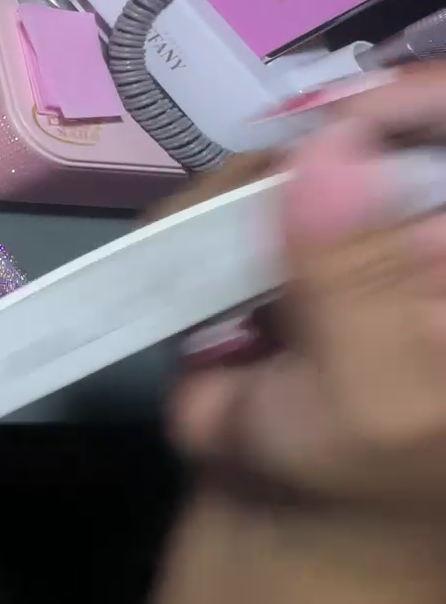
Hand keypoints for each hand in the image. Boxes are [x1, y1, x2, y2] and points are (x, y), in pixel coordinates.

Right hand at [168, 64, 445, 523]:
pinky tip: (182, 259)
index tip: (348, 114)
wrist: (279, 499)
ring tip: (202, 264)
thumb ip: (354, 284)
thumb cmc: (360, 468)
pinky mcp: (275, 242)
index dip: (432, 104)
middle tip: (236, 212)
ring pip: (288, 156)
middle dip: (300, 155)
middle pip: (378, 132)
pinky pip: (225, 191)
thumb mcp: (377, 396)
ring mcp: (353, 230)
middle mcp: (426, 232)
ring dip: (227, 195)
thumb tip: (325, 147)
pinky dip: (187, 213)